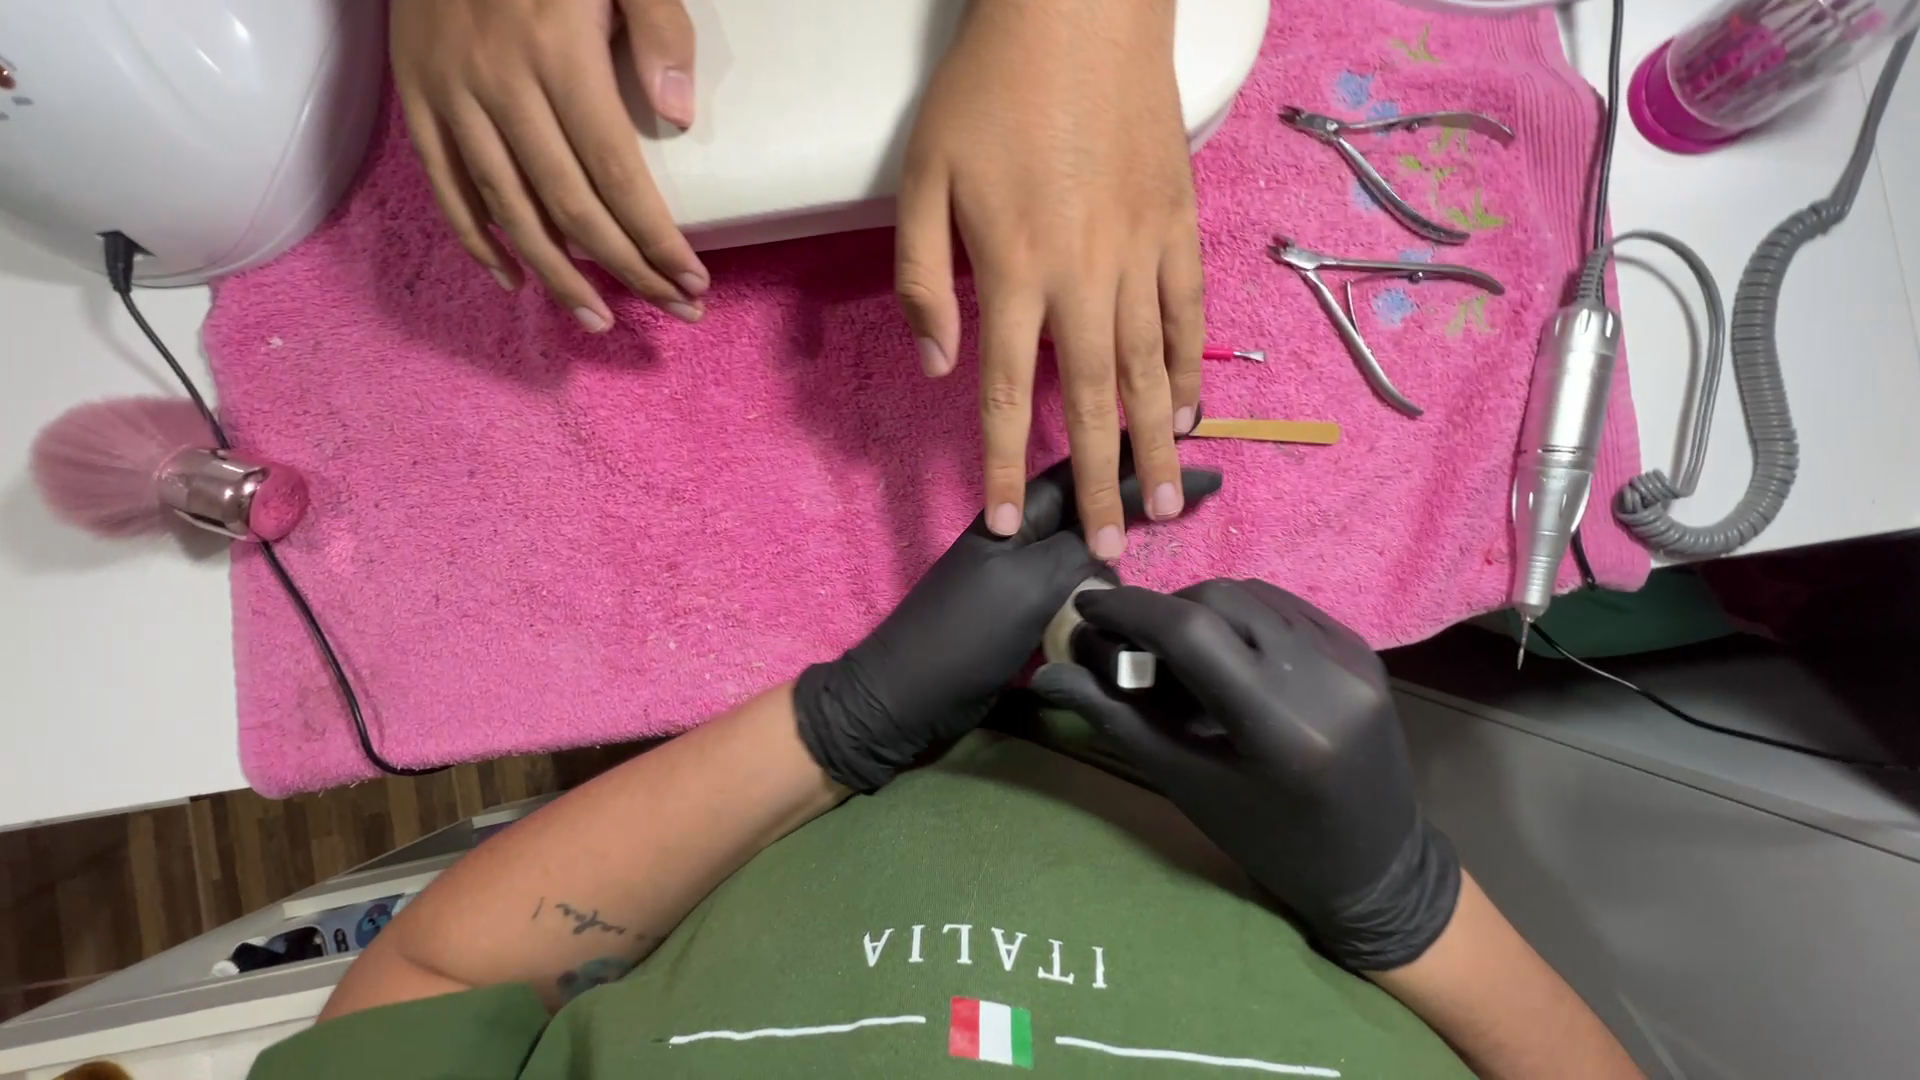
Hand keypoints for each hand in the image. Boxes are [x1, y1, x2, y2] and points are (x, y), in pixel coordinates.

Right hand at [391, 0, 710, 330]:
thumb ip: (658, 28)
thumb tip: (679, 115)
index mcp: (556, 54)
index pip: (618, 174)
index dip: (657, 238)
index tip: (694, 281)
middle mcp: (499, 84)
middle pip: (572, 206)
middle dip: (630, 270)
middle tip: (675, 311)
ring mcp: (449, 96)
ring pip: (509, 209)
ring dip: (559, 276)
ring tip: (600, 321)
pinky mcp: (415, 98)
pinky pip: (444, 185)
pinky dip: (478, 240)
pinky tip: (515, 280)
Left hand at [794, 448, 1222, 792]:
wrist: (906, 697)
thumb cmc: (963, 637)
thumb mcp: (1026, 586)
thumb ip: (1076, 554)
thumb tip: (1111, 547)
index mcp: (1016, 515)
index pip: (1089, 477)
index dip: (1142, 465)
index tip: (1198, 461)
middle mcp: (1021, 535)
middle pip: (1091, 503)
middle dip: (1140, 489)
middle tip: (1197, 484)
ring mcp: (1021, 574)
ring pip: (1085, 545)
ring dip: (1125, 534)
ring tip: (1173, 524)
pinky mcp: (1022, 611)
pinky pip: (1076, 585)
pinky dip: (1106, 581)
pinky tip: (1129, 585)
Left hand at [895, 0, 1204, 560]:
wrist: (1080, 7)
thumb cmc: (990, 92)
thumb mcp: (923, 177)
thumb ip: (923, 279)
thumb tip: (941, 365)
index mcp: (1016, 271)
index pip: (1005, 395)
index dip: (1003, 465)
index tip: (1008, 525)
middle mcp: (1084, 279)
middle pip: (1092, 402)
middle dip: (1099, 483)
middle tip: (1114, 548)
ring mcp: (1140, 255)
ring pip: (1149, 371)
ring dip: (1156, 447)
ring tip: (1166, 505)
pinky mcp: (1178, 228)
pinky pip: (1188, 313)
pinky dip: (1189, 369)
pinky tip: (1188, 414)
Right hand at [1032, 580, 1460, 971]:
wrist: (1376, 865)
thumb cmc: (1269, 840)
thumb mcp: (1186, 785)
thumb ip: (1116, 719)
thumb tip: (1047, 675)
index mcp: (1280, 725)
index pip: (1190, 631)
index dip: (1129, 609)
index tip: (1088, 606)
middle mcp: (1323, 677)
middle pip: (1217, 599)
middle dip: (1161, 611)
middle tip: (1136, 646)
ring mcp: (1351, 657)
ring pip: (1249, 593)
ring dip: (1199, 609)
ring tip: (1182, 654)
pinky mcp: (1363, 649)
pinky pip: (1283, 605)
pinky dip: (1240, 614)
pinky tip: (1227, 650)